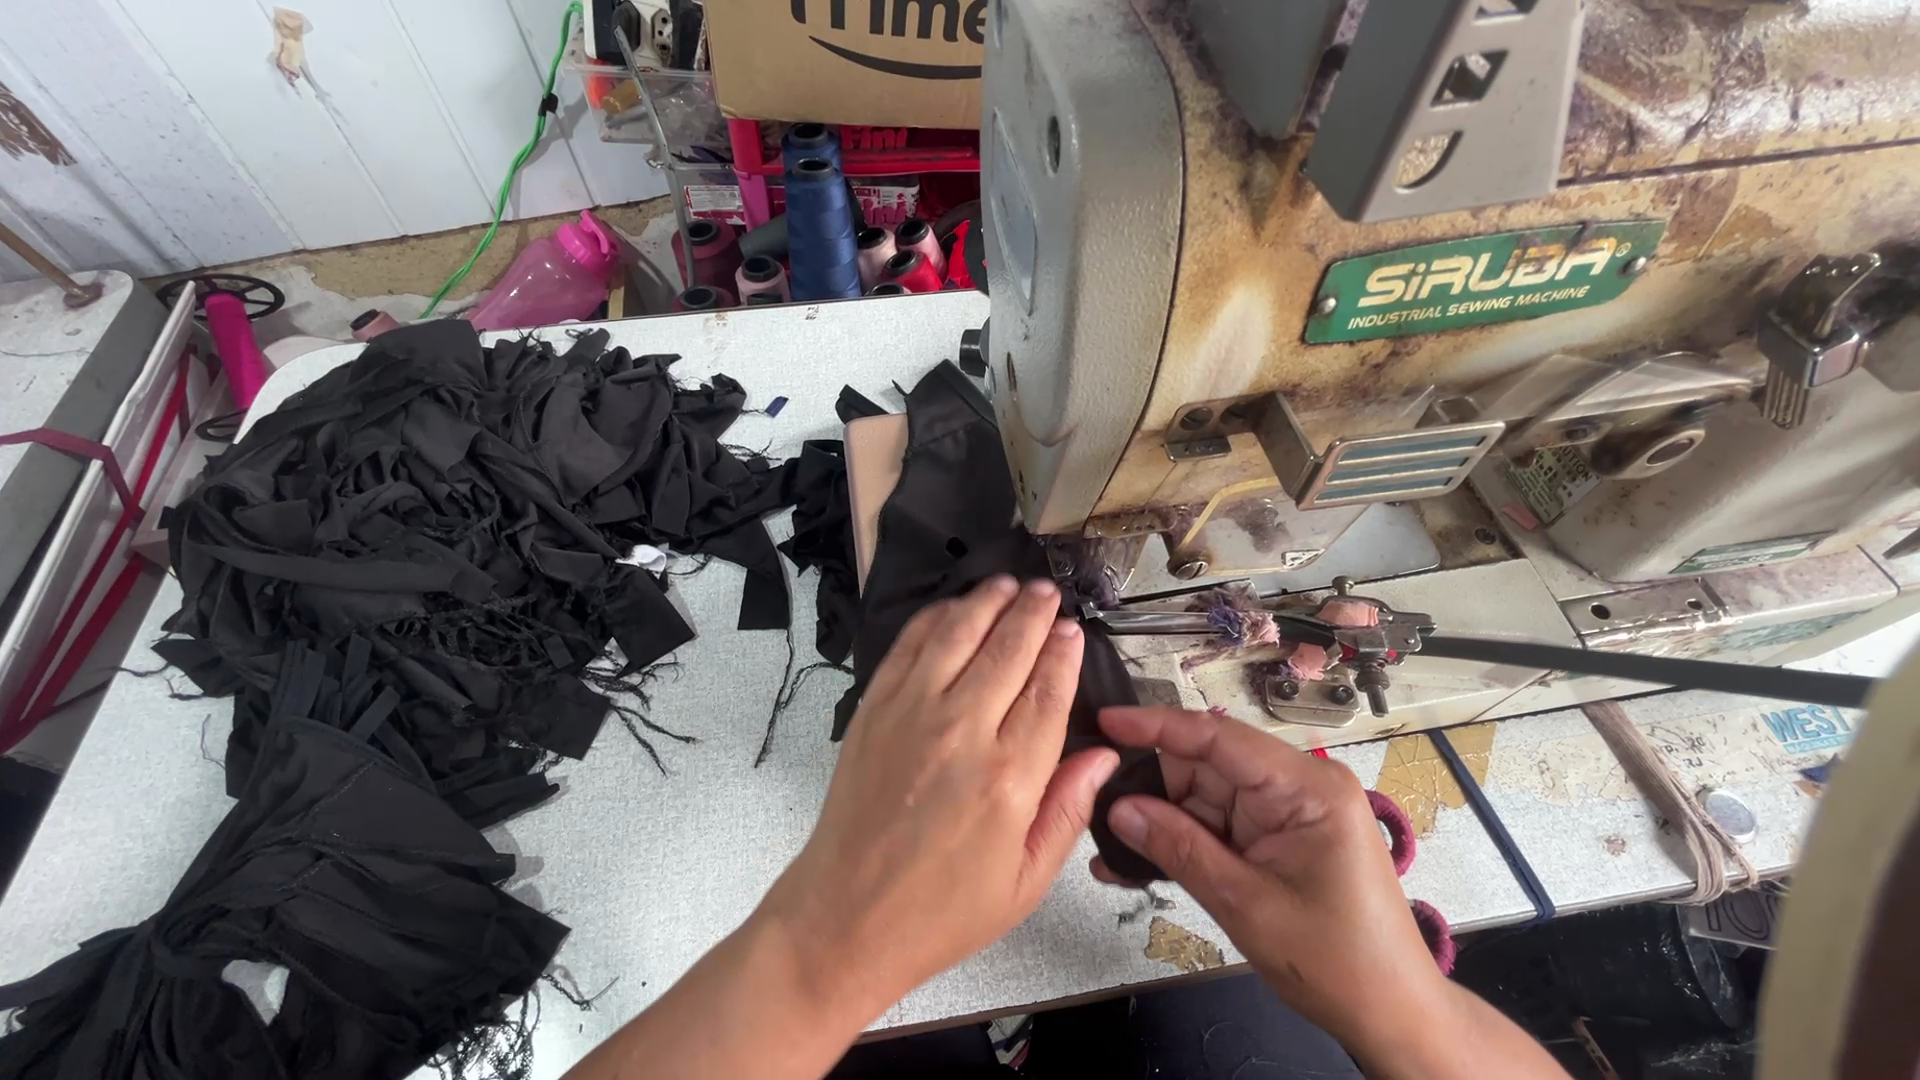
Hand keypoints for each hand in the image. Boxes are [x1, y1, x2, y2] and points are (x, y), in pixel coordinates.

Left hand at [758, 576, 1119, 1012]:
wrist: (846, 916)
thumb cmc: (943, 909)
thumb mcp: (1026, 880)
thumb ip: (1068, 809)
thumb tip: (1104, 754)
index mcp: (1010, 777)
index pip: (1049, 691)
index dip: (1064, 652)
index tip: (1073, 629)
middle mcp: (962, 731)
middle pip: (1008, 649)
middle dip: (1033, 613)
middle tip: (1047, 593)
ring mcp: (912, 713)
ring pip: (958, 633)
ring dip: (987, 601)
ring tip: (1008, 585)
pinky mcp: (874, 708)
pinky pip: (909, 646)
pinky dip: (935, 618)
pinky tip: (954, 608)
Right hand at [1093, 706, 1452, 1060]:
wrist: (1392, 1016)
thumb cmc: (1337, 962)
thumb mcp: (1247, 905)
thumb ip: (1180, 849)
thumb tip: (1119, 808)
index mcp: (1306, 788)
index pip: (1219, 737)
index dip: (1157, 725)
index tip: (1106, 721)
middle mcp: (1295, 786)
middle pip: (1204, 766)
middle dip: (1151, 783)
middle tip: (1094, 801)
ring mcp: (1283, 810)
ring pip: (1201, 795)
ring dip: (1158, 818)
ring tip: (1108, 841)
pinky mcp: (1272, 834)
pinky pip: (1213, 824)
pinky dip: (1179, 840)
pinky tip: (1138, 858)